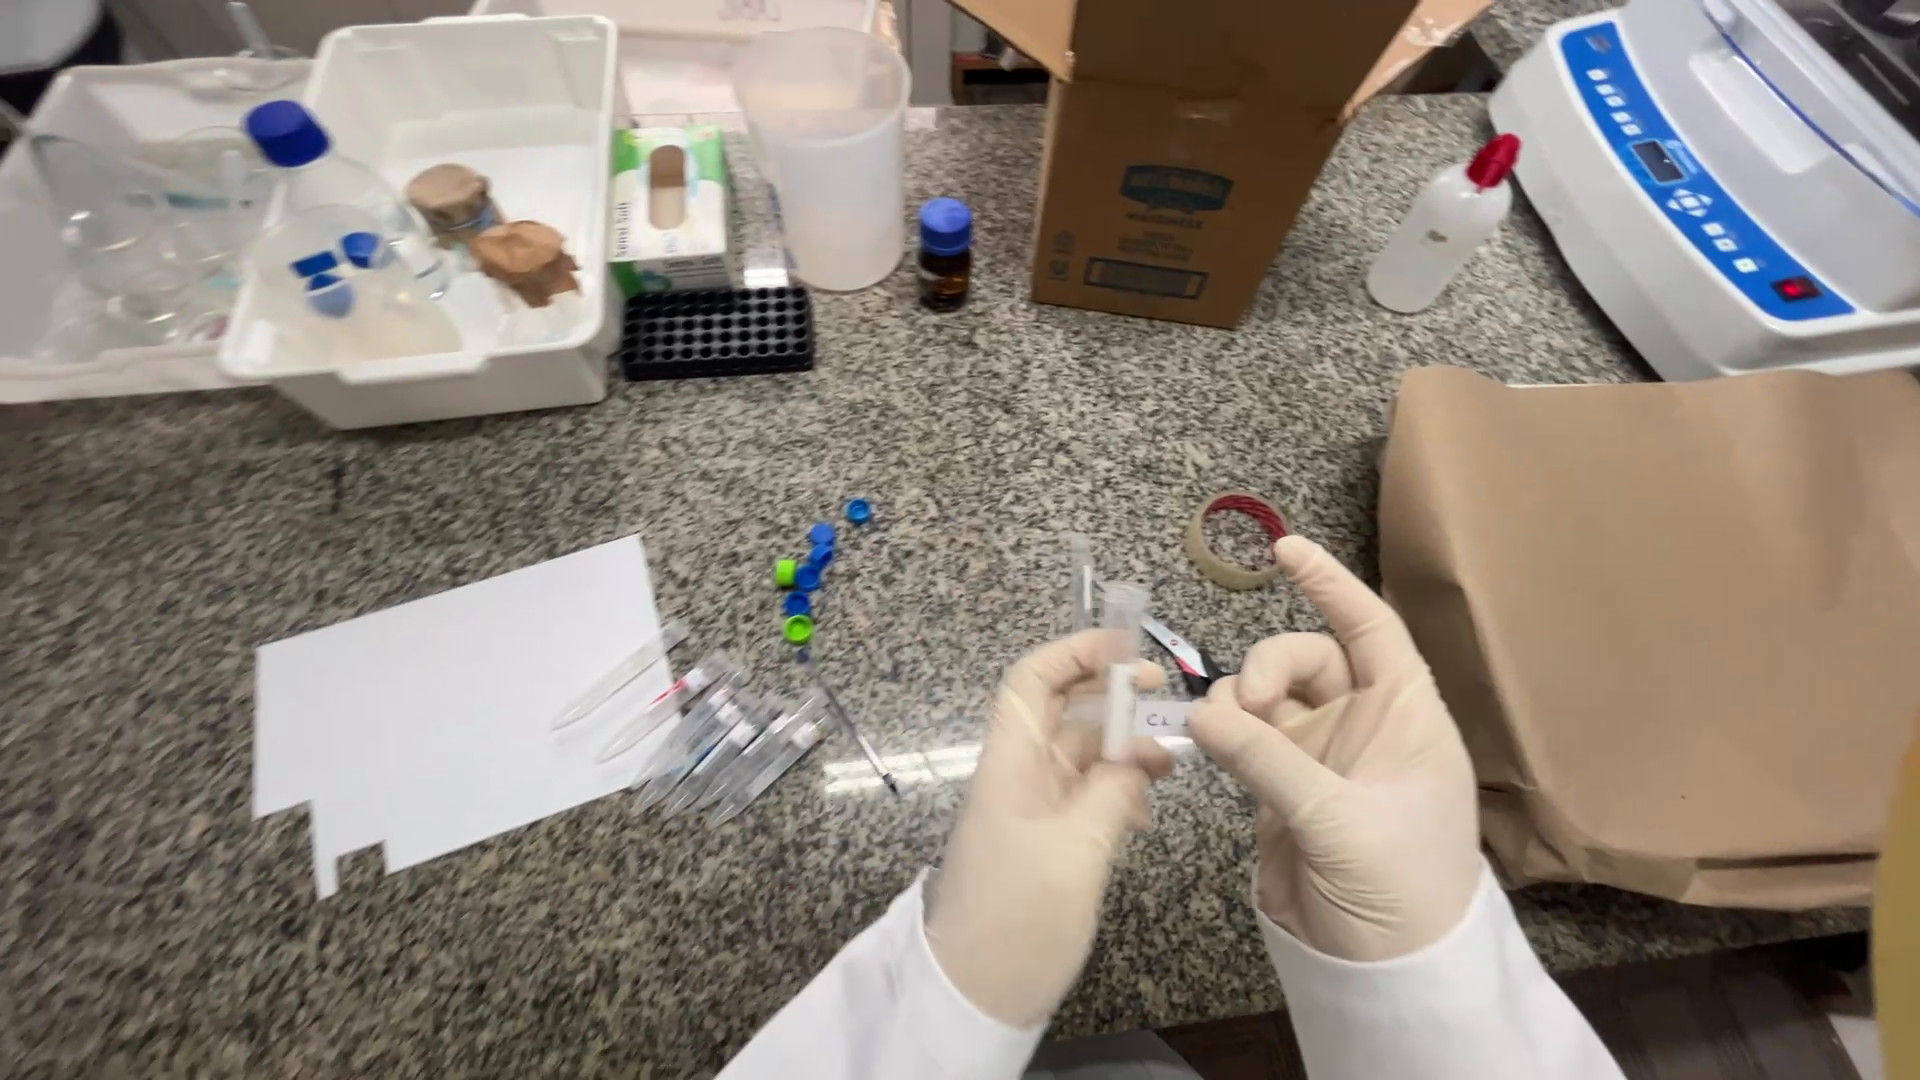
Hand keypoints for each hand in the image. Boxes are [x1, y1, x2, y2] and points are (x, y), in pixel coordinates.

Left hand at [925, 631, 1174, 1027]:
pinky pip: (1082, 793)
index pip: (1031, 679)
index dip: (1074, 651)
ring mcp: (1030, 804)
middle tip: (1160, 693)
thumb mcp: (1075, 853)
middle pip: (1060, 708)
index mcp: (1010, 760)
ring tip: (1166, 766)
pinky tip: (1142, 814)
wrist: (972, 995)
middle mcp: (1017, 771)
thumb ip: (1110, 793)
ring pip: (1078, 752)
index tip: (1125, 647)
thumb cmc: (1017, 919)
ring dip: (1120, 749)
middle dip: (1108, 693)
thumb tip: (1134, 758)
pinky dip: (1115, 791)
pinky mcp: (1043, 835)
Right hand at [1190, 537, 1479, 961]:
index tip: (1287, 550)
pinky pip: (1243, 734)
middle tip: (1248, 701)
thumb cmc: (1402, 891)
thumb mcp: (1342, 821)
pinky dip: (1222, 729)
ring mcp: (1317, 752)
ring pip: (1266, 694)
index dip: (1333, 586)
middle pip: (1305, 657)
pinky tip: (1207, 740)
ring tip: (1221, 728)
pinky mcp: (1280, 781)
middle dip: (1269, 665)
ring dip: (1239, 699)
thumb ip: (1268, 761)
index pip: (1372, 630)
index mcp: (1407, 718)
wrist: (1385, 972)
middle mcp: (1362, 724)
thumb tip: (1200, 710)